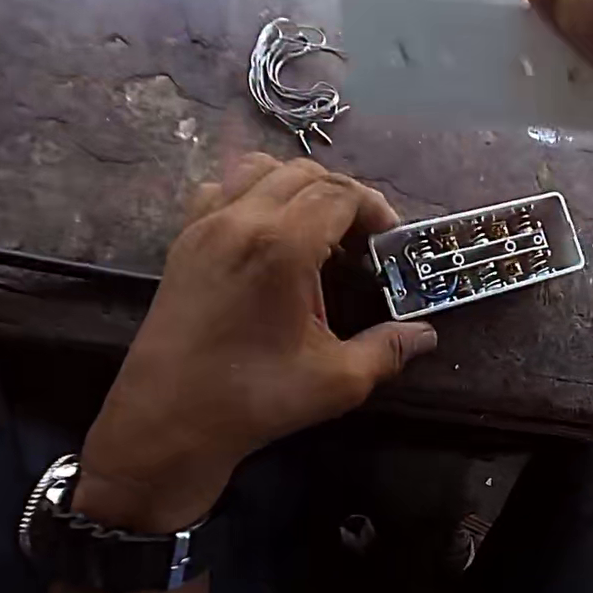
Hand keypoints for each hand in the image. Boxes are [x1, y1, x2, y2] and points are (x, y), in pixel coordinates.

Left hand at [74, 154, 437, 533]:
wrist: (166, 423)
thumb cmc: (256, 399)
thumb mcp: (339, 380)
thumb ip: (389, 349)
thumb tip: (426, 335)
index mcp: (281, 247)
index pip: (339, 194)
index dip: (375, 208)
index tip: (391, 239)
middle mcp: (240, 220)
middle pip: (303, 174)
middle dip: (344, 195)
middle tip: (364, 237)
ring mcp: (204, 226)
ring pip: (259, 170)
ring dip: (299, 187)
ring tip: (319, 228)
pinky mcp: (182, 241)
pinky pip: (222, 188)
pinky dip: (255, 193)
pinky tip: (269, 233)